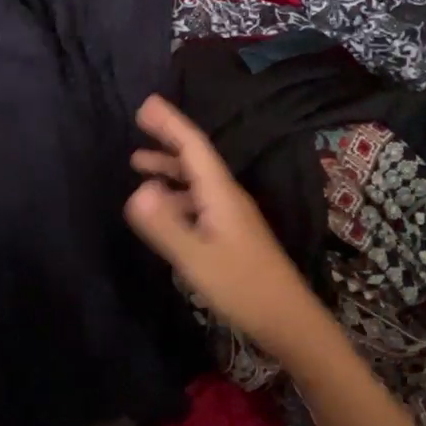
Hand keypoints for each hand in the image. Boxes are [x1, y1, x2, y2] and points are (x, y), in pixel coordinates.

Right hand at [125, 94, 320, 351]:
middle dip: (167, 136)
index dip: (170, 123)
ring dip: (169, 165)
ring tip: (137, 161)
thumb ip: (166, 226)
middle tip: (139, 120)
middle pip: (195, 157)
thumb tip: (135, 191)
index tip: (146, 103)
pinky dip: (176, 192)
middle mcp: (226, 196)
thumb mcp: (198, 258)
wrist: (290, 321)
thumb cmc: (243, 286)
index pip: (193, 145)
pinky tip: (163, 206)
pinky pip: (198, 199)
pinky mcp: (230, 233)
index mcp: (220, 192)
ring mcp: (230, 215)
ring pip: (196, 179)